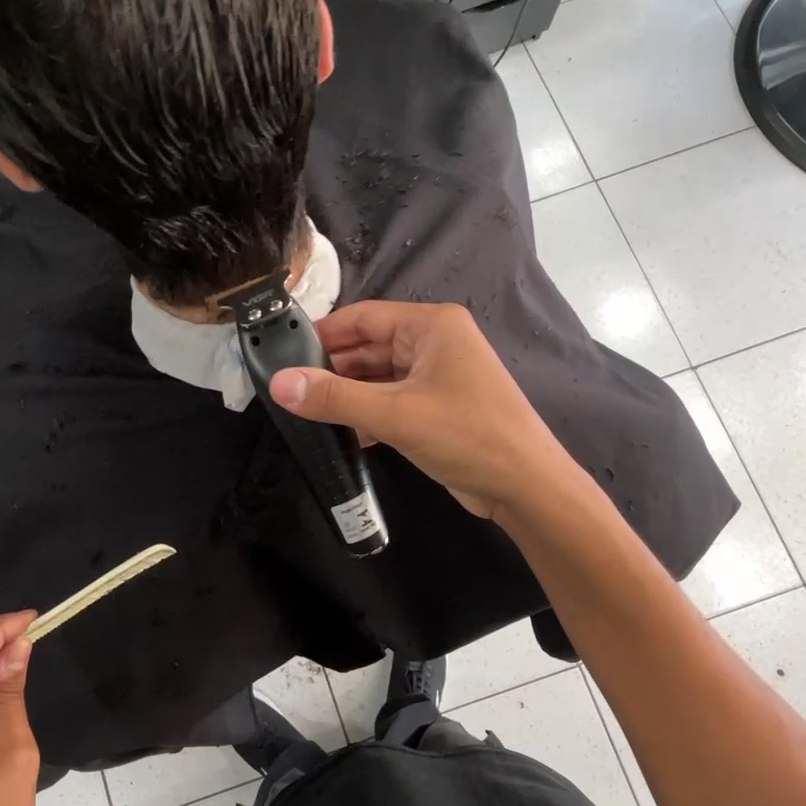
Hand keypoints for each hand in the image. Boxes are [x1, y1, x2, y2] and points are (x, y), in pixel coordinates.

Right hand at [269, 301, 569, 518]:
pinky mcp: (437, 406)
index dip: (321, 334)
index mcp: (431, 326)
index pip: (362, 317)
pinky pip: (390, 400)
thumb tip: (278, 383)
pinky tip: (340, 435)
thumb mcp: (395, 414)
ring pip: (377, 377)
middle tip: (287, 390)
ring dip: (347, 395)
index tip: (281, 353)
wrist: (526, 487)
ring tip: (305, 413)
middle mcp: (434, 342)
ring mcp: (437, 375)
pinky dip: (367, 415)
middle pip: (368, 347)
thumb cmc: (467, 436)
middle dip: (331, 369)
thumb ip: (334, 398)